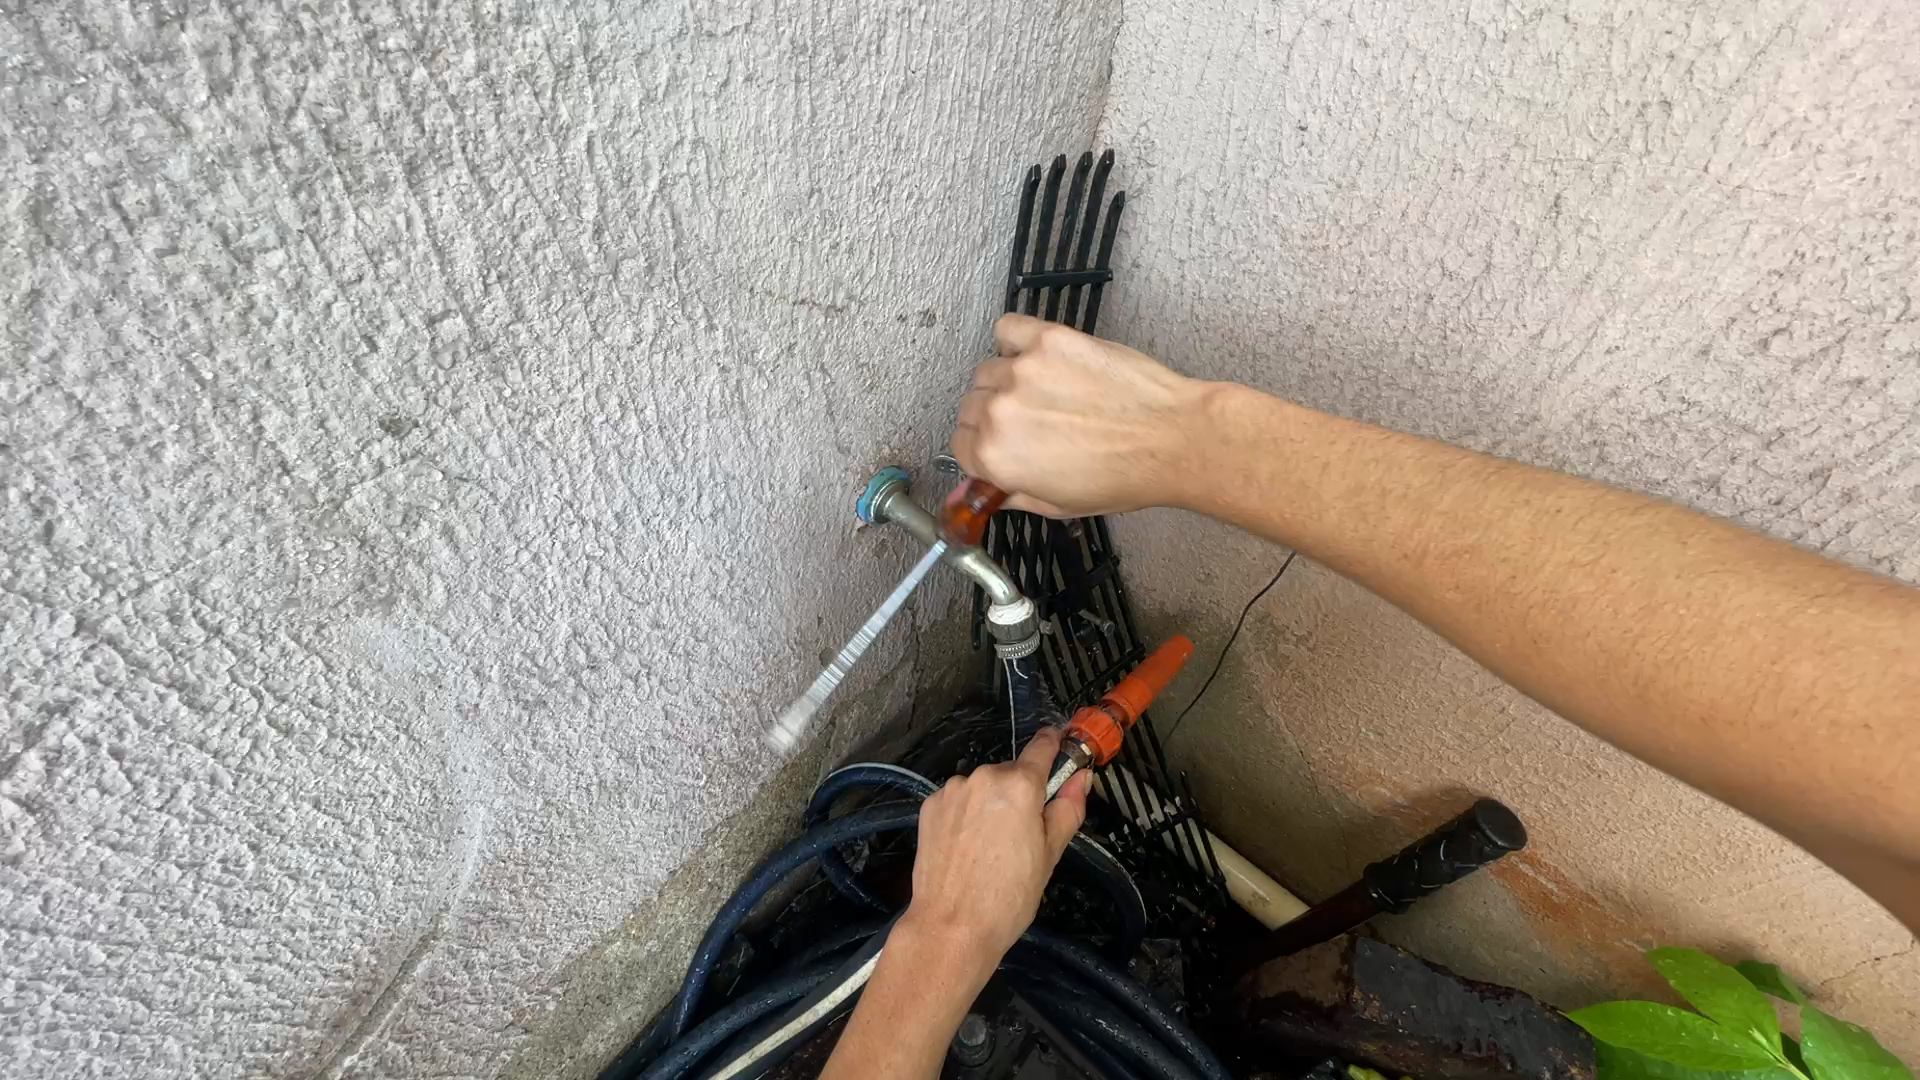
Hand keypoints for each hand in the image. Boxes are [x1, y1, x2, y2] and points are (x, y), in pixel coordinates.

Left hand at [901, 728, 1092, 960]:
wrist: (951, 927)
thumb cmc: (1010, 896)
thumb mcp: (1050, 854)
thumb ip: (1069, 808)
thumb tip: (1082, 776)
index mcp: (1020, 784)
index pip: (1043, 745)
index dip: (1055, 745)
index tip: (1062, 748)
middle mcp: (984, 776)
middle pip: (1012, 773)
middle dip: (1020, 793)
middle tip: (1022, 833)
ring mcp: (953, 788)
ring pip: (984, 786)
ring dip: (991, 803)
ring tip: (989, 846)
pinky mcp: (930, 805)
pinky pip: (959, 799)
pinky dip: (966, 813)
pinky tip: (965, 846)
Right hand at [951, 314, 1217, 516]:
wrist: (1170, 438)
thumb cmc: (1123, 474)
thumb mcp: (1058, 506)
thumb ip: (1011, 495)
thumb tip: (987, 489)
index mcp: (996, 457)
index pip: (959, 445)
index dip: (980, 449)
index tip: (998, 445)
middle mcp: (1000, 412)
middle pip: (970, 407)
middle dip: (991, 418)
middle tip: (1027, 423)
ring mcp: (1022, 371)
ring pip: (987, 371)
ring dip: (1005, 382)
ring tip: (1042, 392)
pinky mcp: (1048, 339)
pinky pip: (1008, 329)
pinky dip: (1014, 340)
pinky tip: (1036, 357)